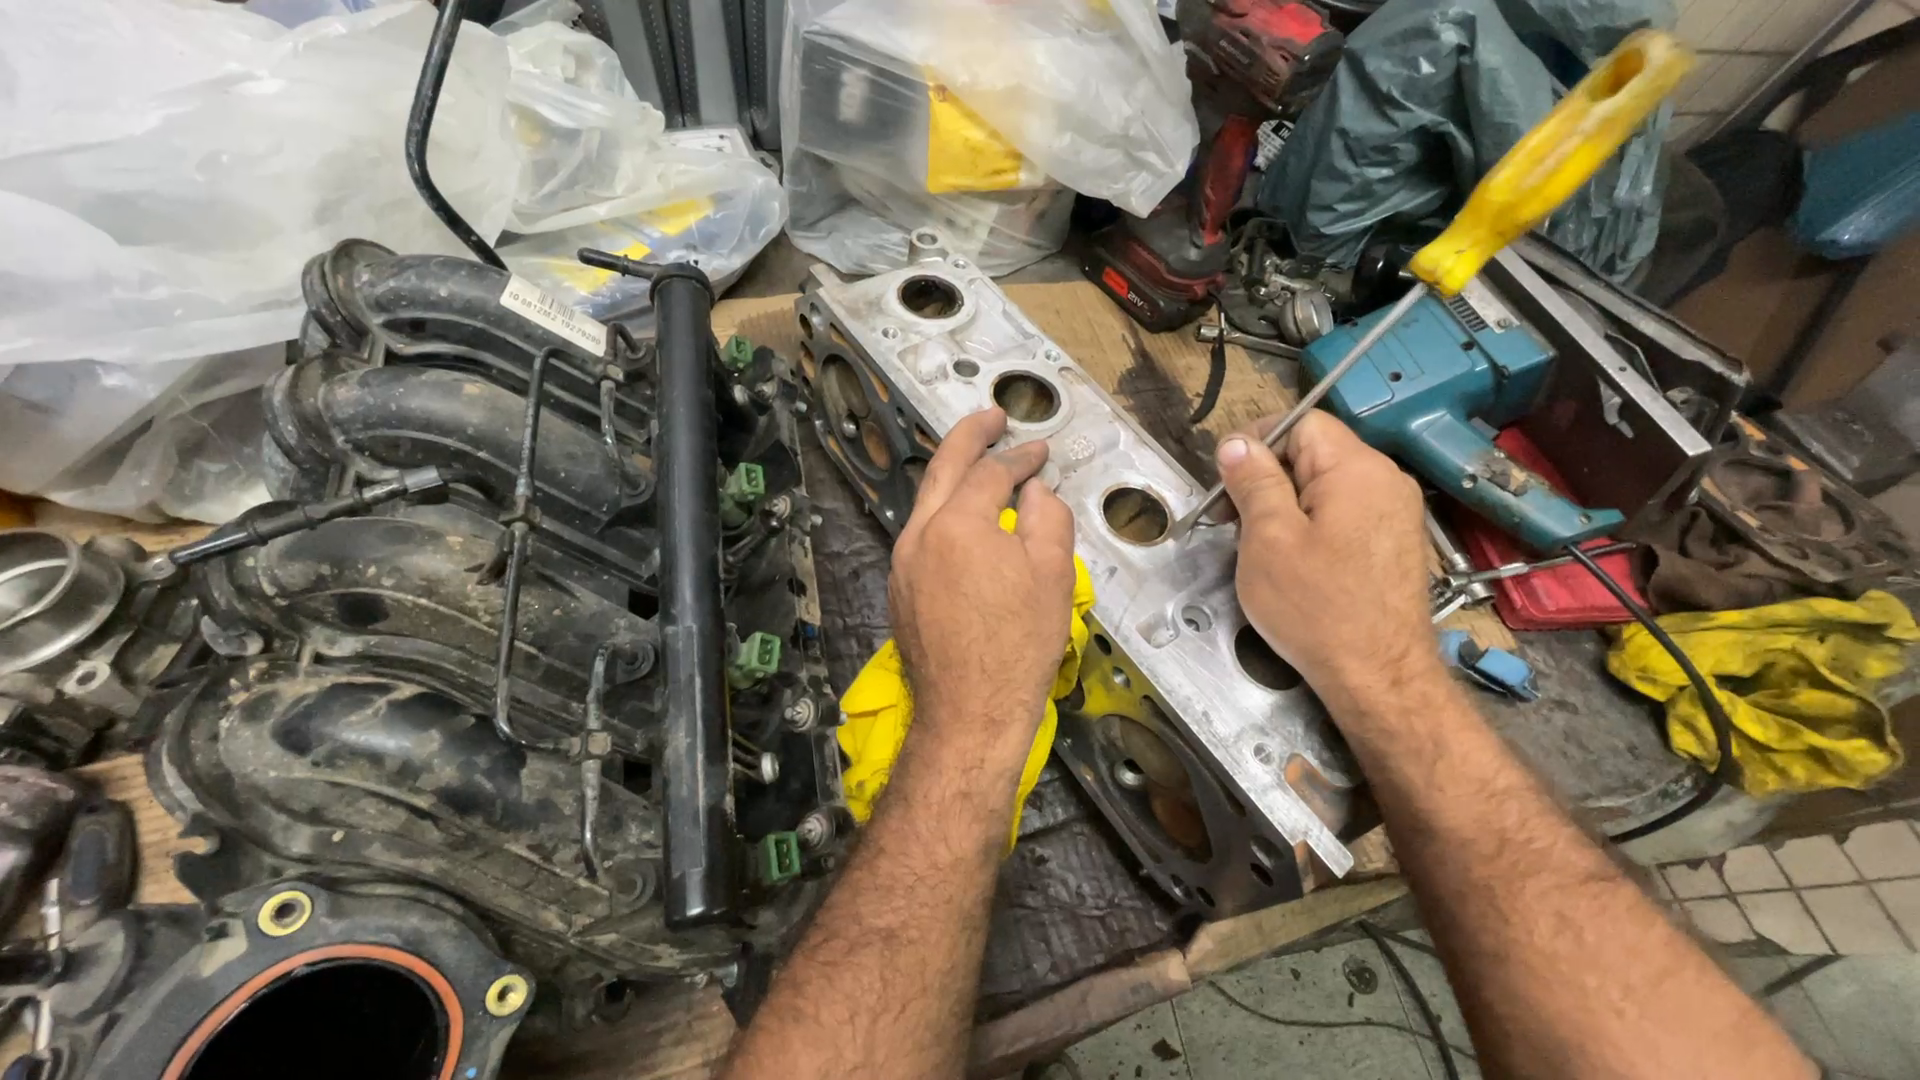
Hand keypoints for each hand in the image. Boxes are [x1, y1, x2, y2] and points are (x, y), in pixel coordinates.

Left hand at [889, 408, 1076, 776]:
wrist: (970, 711)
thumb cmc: (1020, 644)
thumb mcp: (1052, 574)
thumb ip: (1046, 517)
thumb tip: (1034, 489)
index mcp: (957, 523)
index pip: (991, 473)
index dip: (1021, 457)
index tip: (1041, 450)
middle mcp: (919, 534)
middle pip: (942, 469)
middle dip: (969, 437)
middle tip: (991, 417)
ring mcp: (902, 563)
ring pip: (926, 502)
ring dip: (952, 475)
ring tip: (977, 462)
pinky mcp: (899, 590)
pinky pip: (922, 535)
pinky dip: (944, 514)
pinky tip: (963, 520)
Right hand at [1216, 411, 1434, 705]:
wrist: (1378, 675)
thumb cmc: (1315, 607)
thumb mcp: (1267, 539)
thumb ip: (1254, 482)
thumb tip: (1237, 444)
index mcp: (1356, 468)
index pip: (1302, 422)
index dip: (1257, 441)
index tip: (1226, 480)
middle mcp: (1385, 480)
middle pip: (1315, 452)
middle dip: (1268, 477)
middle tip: (1233, 519)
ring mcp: (1396, 513)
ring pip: (1327, 485)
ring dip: (1287, 504)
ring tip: (1260, 544)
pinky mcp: (1395, 543)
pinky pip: (1345, 513)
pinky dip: (1313, 524)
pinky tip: (1295, 561)